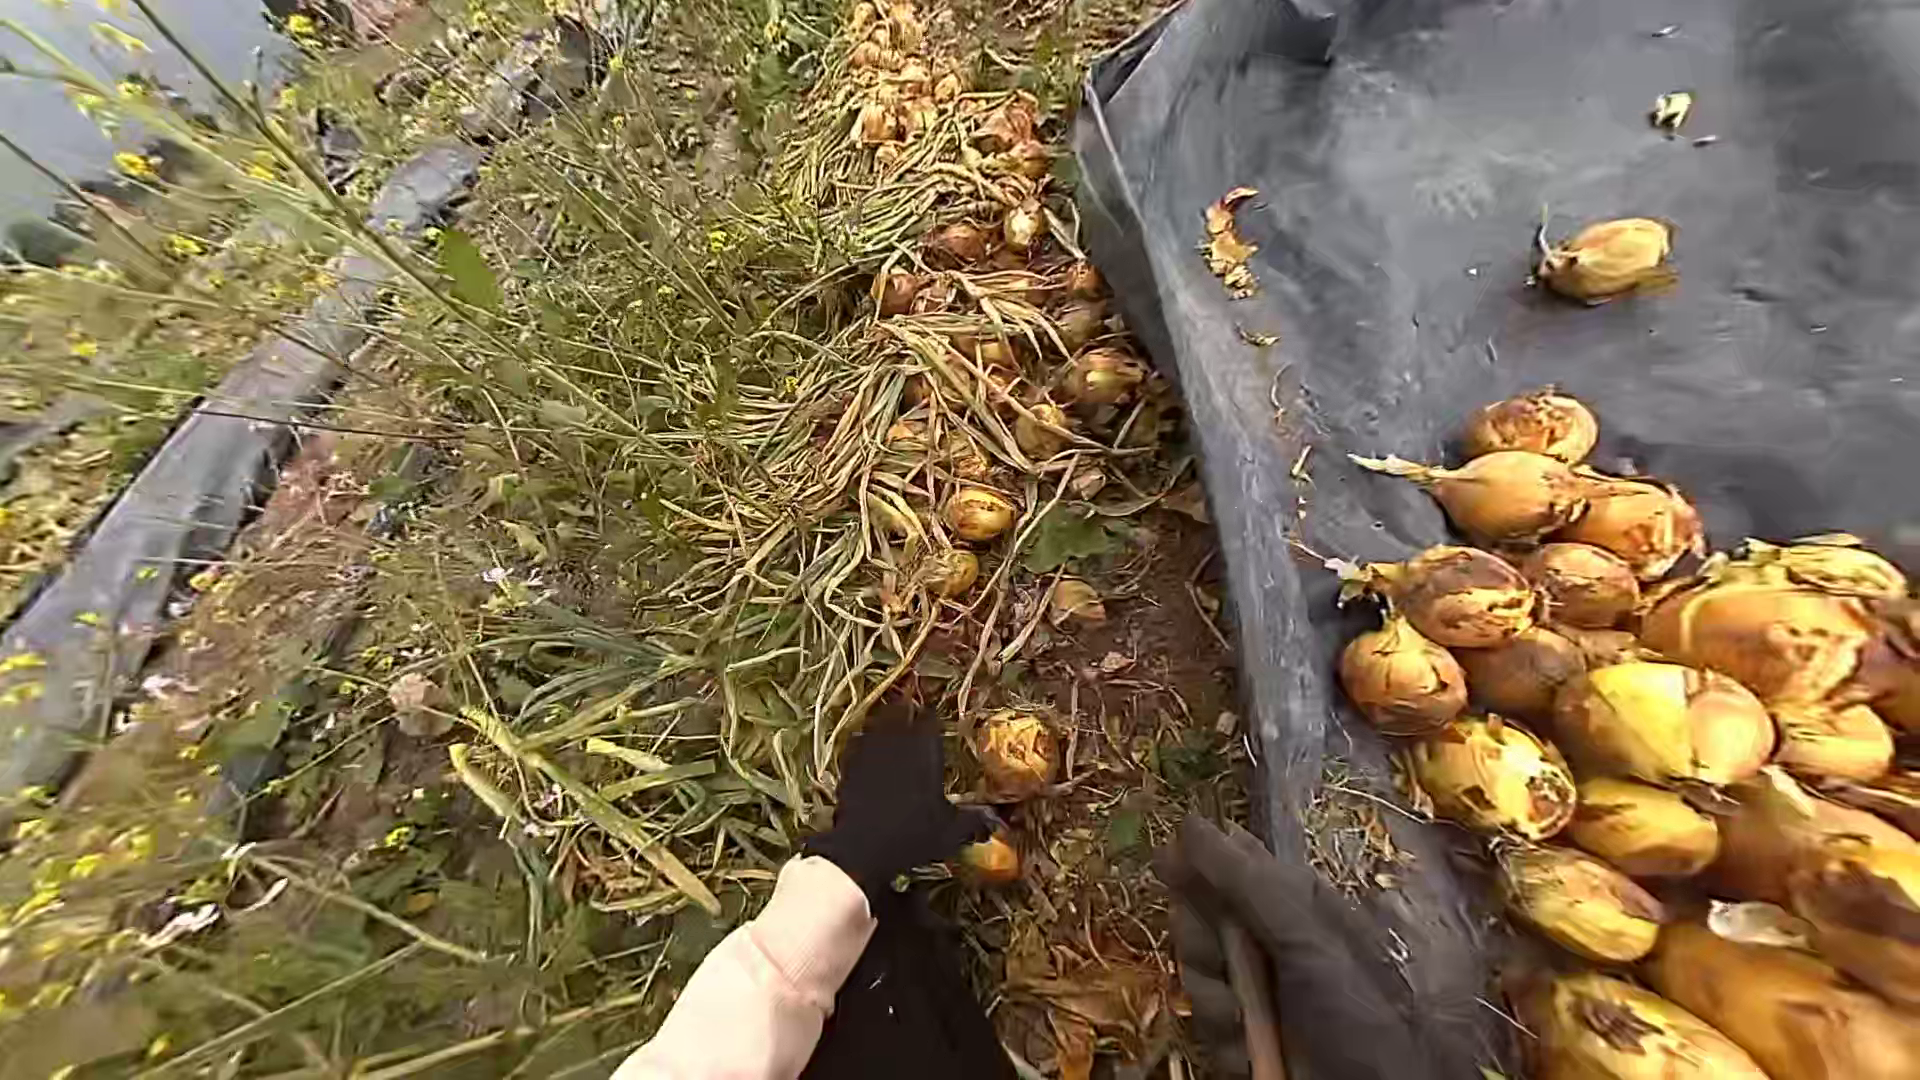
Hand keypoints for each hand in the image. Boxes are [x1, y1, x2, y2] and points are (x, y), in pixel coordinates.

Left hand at [805, 702, 990, 895]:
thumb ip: (972, 820)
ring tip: (890, 728)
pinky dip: (862, 741)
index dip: (934, 717)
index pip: (931, 718)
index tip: (936, 721)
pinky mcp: (849, 762)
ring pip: (876, 722)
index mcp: (924, 748)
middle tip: (912, 716)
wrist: (863, 847)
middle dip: (906, 710)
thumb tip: (992, 820)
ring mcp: (869, 748)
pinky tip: (865, 751)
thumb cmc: (912, 834)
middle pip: (900, 710)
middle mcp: (897, 740)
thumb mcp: (950, 831)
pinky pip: (856, 741)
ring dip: (883, 721)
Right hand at [1156, 818, 1487, 1079]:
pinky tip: (1250, 1052)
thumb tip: (1188, 819)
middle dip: (1200, 939)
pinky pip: (1202, 1020)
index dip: (1193, 862)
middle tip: (1221, 960)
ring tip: (1243, 1020)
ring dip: (1212, 995)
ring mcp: (1253, 986)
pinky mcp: (1242, 1034)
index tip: (1170, 868)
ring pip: (1194, 966)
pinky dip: (1222, 1039)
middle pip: (1197, 912)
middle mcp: (1265, 935)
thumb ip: (1241, 877)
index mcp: (1288, 898)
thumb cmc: (1358, 1012)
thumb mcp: (1304, 934)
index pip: (1223, 859)